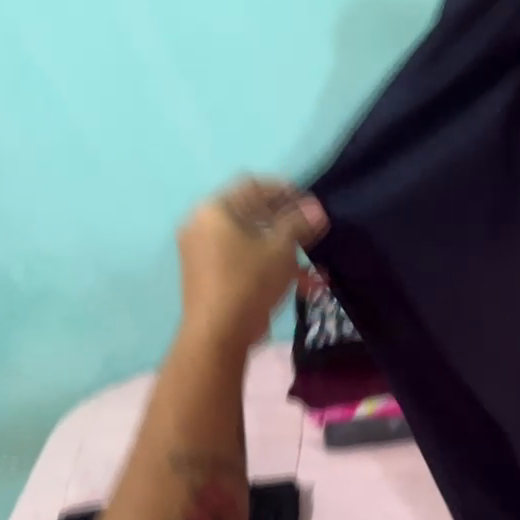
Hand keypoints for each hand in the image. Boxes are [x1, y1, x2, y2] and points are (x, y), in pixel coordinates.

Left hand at [176, 177, 328, 352]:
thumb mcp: (281, 248)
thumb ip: (299, 223)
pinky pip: (246, 262)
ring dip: (286, 250)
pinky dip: (272, 267)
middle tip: (315, 234)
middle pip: (253, 215)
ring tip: (315, 266)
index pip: (254, 186)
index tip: (312, 205)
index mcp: (215, 211)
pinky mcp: (211, 277)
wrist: (218, 334)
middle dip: (289, 225)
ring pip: (253, 242)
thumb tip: (316, 207)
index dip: (286, 191)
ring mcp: (205, 253)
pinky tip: (304, 285)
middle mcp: (204, 226)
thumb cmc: (249, 281)